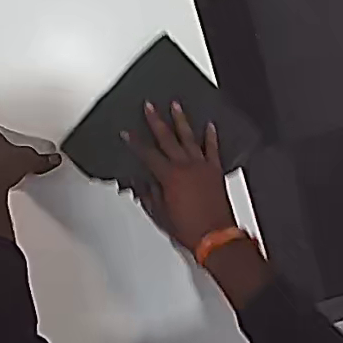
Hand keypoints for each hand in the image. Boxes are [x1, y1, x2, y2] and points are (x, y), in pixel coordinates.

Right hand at [125, 101, 238, 253]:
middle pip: (167, 138)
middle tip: (150, 106)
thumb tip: (140, 183)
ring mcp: (202, 166)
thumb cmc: (189, 228)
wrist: (216, 237)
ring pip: (189, 137)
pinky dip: (211, 136)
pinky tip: (209, 125)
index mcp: (169, 176)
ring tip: (176, 105)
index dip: (135, 142)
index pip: (147, 154)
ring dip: (181, 120)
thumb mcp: (160, 214)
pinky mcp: (215, 170)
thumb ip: (149, 195)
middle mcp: (185, 166)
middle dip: (156, 120)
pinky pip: (213, 148)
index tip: (127, 132)